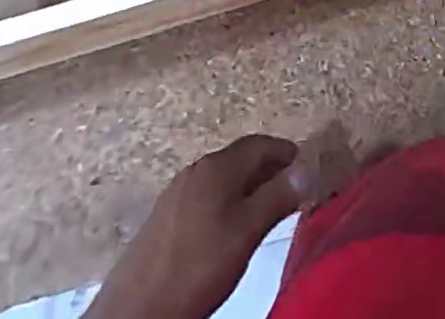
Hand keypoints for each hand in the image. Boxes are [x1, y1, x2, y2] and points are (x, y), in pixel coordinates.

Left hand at [89, 135, 305, 318]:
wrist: (135, 314)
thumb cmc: (198, 268)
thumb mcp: (247, 231)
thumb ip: (279, 196)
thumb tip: (308, 167)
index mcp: (217, 166)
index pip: (262, 143)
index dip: (288, 154)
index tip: (309, 173)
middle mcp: (197, 169)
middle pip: (243, 158)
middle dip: (271, 171)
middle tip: (295, 195)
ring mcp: (178, 192)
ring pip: (225, 178)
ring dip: (250, 188)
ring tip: (269, 214)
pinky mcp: (166, 217)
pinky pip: (208, 196)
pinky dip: (229, 202)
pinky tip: (232, 231)